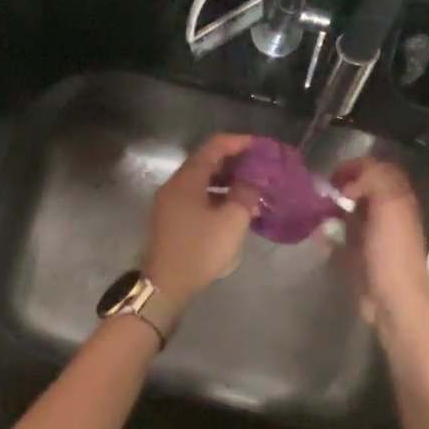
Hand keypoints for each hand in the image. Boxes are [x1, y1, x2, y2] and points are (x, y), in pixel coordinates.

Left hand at [142, 134, 261, 301]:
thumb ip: (246, 193)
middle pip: (206, 162)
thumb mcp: (232, 220)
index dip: (240, 142)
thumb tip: (253, 178)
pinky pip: (195, 198)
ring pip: (200, 182)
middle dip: (235, 163)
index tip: (262, 147)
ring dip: (226, 183)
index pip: (214, 146)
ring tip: (251, 192)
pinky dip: (215, 197)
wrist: (165, 285)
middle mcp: (174, 186)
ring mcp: (168, 203)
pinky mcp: (169, 220)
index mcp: (187, 179)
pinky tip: (232, 210)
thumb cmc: (200, 250)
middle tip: (260, 170)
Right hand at [334, 157, 428, 326]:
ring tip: (314, 212)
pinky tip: (317, 238)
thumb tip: (349, 183)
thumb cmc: (391, 251)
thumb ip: (373, 181)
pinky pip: (340, 240)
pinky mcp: (358, 257)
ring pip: (350, 214)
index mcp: (398, 199)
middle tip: (321, 192)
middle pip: (363, 191)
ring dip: (332, 210)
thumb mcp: (388, 205)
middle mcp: (386, 214)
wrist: (391, 298)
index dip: (357, 166)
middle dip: (341, 187)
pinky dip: (327, 236)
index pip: (379, 170)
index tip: (334, 175)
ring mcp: (372, 237)